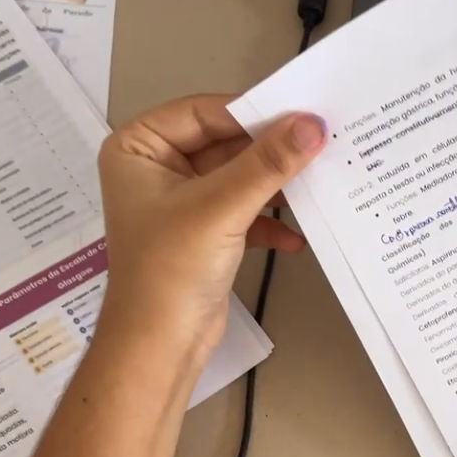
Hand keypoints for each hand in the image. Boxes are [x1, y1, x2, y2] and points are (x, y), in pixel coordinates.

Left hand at [95, 95, 326, 361]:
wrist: (161, 343)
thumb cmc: (170, 270)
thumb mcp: (221, 207)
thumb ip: (267, 164)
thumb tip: (310, 125)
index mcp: (140, 148)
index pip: (204, 113)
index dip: (251, 113)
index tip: (299, 114)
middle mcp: (157, 171)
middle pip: (225, 145)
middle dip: (269, 154)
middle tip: (317, 147)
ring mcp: (183, 206)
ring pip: (239, 181)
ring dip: (274, 189)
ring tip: (315, 187)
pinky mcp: (205, 237)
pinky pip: (243, 217)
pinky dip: (269, 226)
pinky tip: (295, 239)